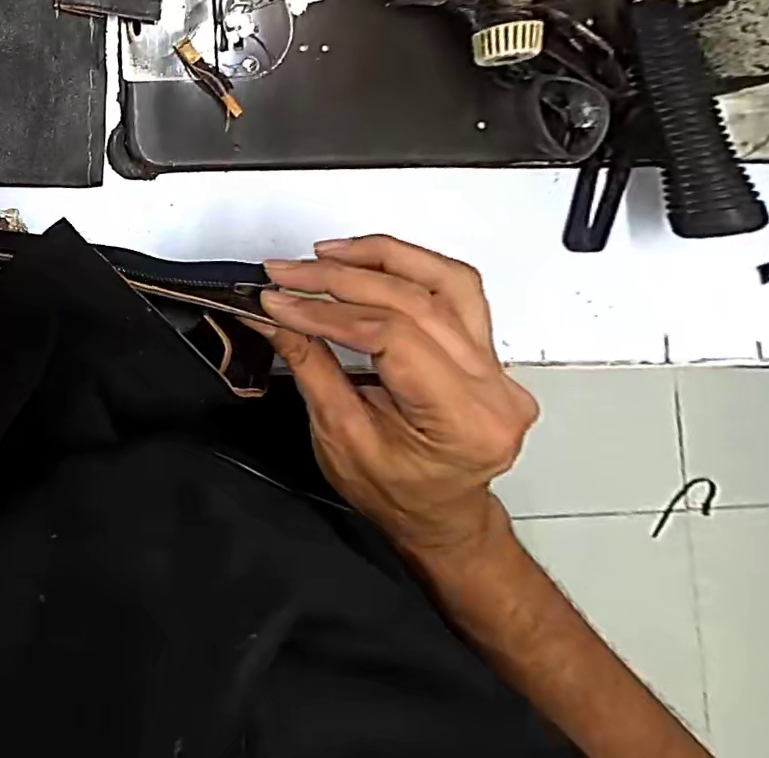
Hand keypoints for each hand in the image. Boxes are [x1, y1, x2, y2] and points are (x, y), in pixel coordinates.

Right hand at [251, 236, 537, 556]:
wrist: (437, 513)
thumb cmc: (396, 493)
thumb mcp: (338, 436)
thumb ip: (308, 366)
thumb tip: (274, 317)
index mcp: (462, 421)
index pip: (391, 336)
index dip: (325, 312)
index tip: (278, 301)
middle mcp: (492, 387)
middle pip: (416, 300)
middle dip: (338, 278)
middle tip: (286, 273)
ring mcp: (495, 364)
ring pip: (445, 280)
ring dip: (379, 257)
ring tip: (325, 254)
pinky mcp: (484, 347)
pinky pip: (453, 287)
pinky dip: (406, 265)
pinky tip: (366, 261)